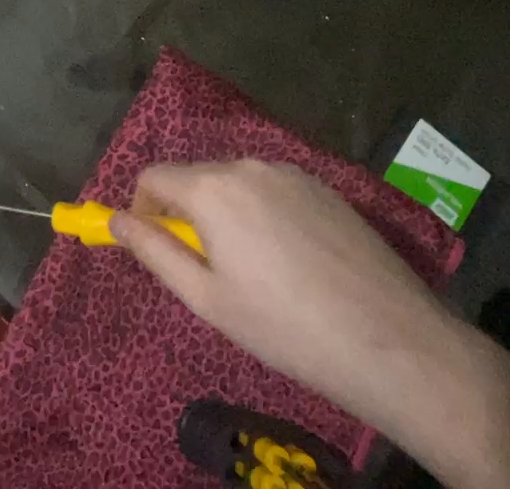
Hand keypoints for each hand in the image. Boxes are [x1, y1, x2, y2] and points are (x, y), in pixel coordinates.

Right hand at [109, 161, 458, 417]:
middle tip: (209, 270)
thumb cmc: (285, 328)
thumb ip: (153, 251)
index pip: (153, 176)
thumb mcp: (207, 299)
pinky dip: (264, 213)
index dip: (143, 210)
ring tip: (256, 270)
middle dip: (186, 213)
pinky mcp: (326, 187)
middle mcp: (248, 166)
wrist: (395, 343)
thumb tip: (115, 220)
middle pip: (195, 178)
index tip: (158, 248)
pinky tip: (293, 260)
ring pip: (235, 184)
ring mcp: (292, 173)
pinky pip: (273, 190)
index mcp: (213, 189)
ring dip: (226, 213)